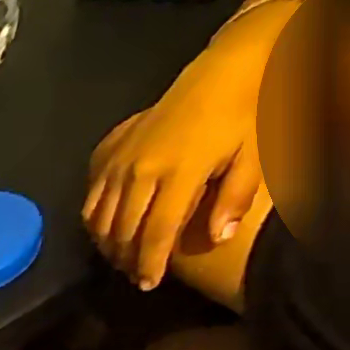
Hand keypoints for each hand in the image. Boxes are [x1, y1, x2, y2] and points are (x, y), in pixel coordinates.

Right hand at [85, 35, 268, 290]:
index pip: (156, 231)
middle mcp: (140, 174)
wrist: (228, 64)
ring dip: (109, 246)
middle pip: (124, 231)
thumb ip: (236, 196)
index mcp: (178, 173)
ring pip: (102, 221)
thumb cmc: (251, 108)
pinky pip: (91, 202)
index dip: (150, 262)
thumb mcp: (258, 150)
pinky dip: (94, 225)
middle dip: (127, 259)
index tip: (149, 284)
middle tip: (137, 277)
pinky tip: (106, 235)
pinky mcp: (110, 160)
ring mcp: (120, 167)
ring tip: (122, 261)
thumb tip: (218, 239)